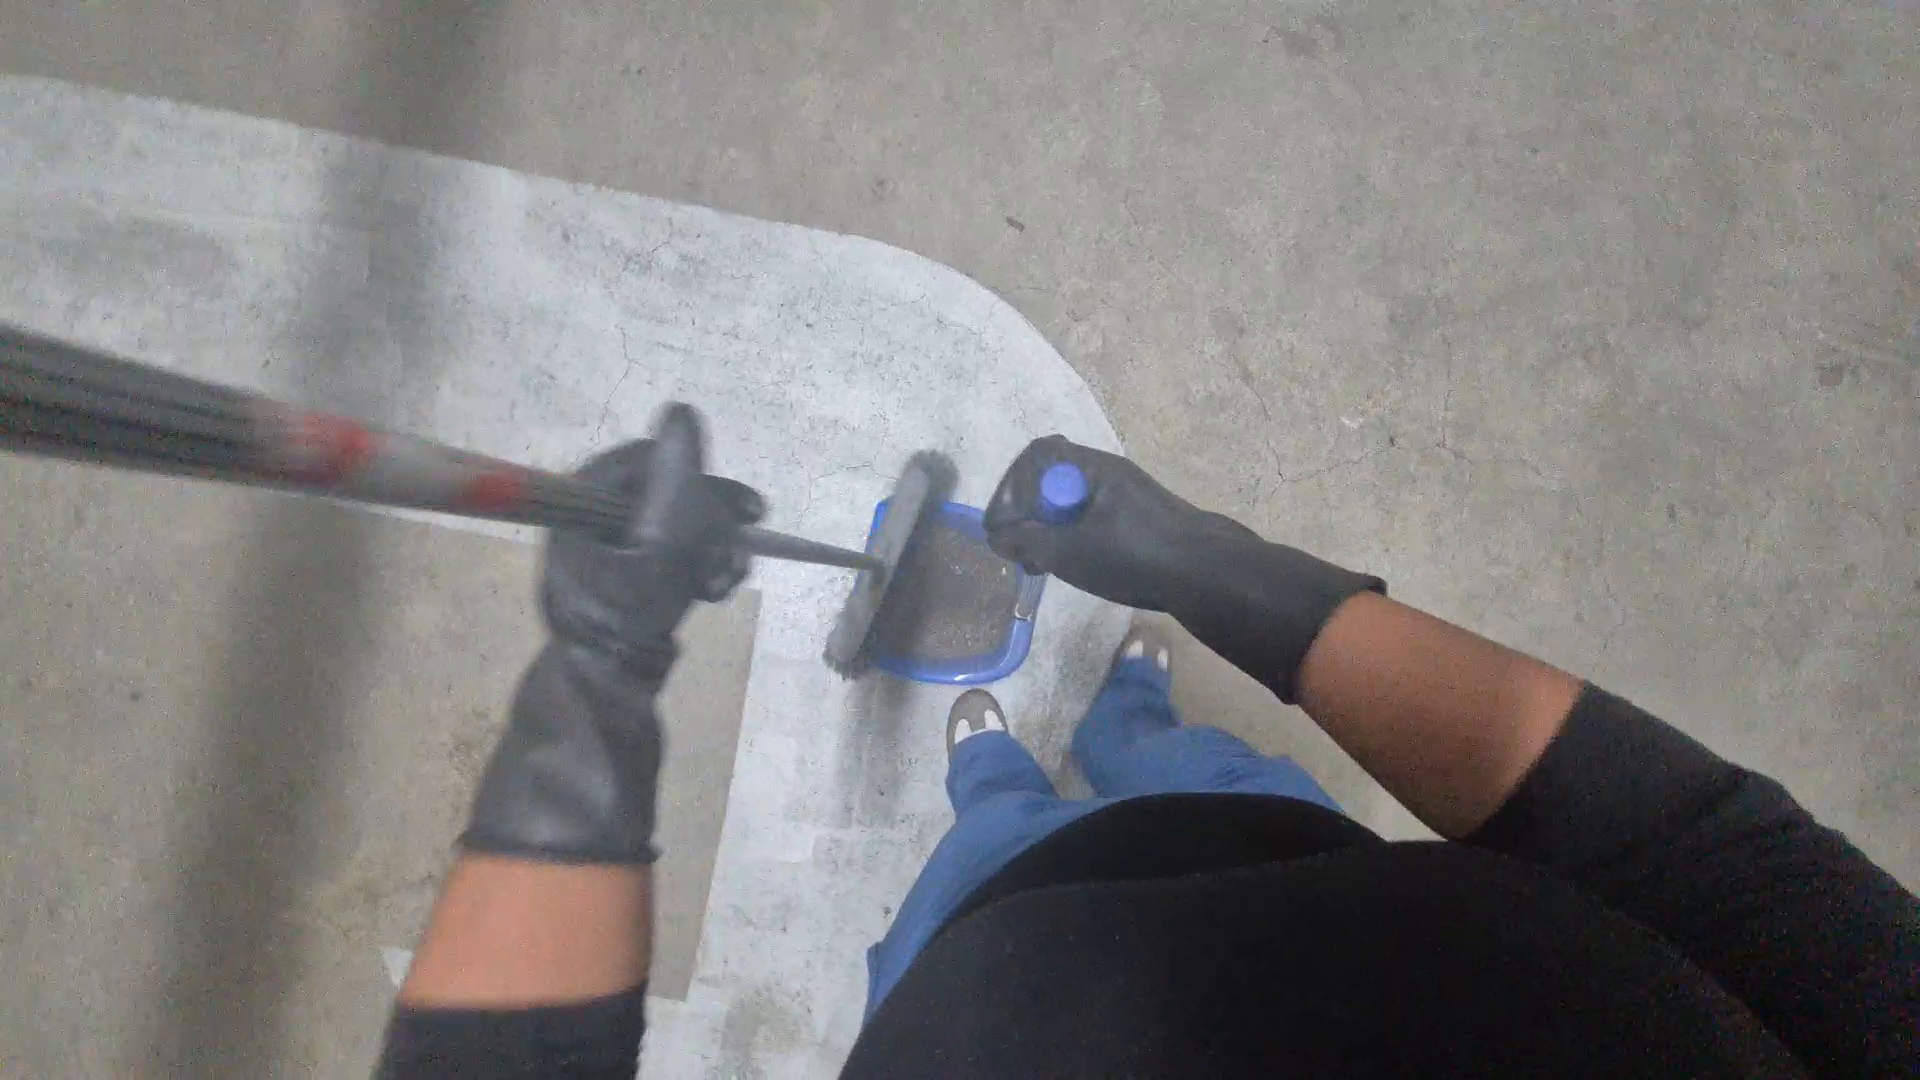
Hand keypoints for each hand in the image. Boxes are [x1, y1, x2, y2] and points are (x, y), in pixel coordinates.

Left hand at [541, 435, 763, 671]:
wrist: (605, 688)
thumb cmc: (627, 615)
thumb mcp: (661, 545)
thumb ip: (678, 481)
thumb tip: (682, 409)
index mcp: (583, 499)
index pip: (651, 460)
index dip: (704, 479)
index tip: (750, 511)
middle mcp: (591, 514)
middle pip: (671, 493)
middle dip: (715, 525)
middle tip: (745, 550)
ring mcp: (607, 545)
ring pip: (678, 523)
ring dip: (714, 549)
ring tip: (725, 583)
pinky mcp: (624, 571)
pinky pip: (671, 549)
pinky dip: (698, 564)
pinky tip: (712, 590)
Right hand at [983, 435, 1259, 611]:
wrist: (1206, 574)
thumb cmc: (1132, 556)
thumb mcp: (1068, 552)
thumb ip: (1026, 541)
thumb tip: (997, 534)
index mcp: (1092, 468)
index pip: (1036, 456)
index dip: (1012, 488)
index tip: (1004, 525)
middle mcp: (1107, 472)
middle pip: (1050, 478)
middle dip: (1028, 512)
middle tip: (1020, 548)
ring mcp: (1125, 493)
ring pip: (1070, 500)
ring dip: (1048, 528)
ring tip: (1041, 563)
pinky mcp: (1138, 516)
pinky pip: (1090, 515)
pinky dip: (1071, 536)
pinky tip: (1073, 565)